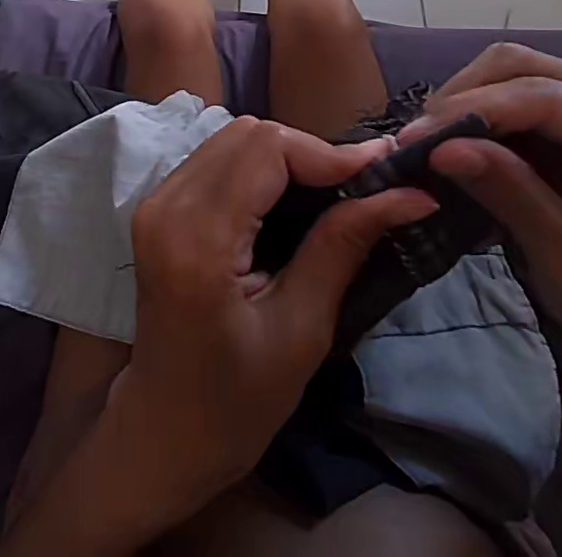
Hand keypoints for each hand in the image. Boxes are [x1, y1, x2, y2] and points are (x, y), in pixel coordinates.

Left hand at [119, 118, 438, 506]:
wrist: (163, 428)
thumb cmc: (236, 401)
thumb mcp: (302, 329)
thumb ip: (342, 246)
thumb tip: (406, 193)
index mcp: (196, 238)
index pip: (265, 149)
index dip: (329, 152)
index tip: (385, 172)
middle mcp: (166, 205)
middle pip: (247, 134)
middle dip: (311, 152)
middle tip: (363, 187)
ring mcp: (155, 202)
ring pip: (232, 140)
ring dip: (287, 156)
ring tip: (336, 192)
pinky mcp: (158, 208)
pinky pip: (216, 160)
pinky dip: (260, 167)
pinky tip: (292, 198)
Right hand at [399, 44, 561, 421]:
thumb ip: (511, 195)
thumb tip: (439, 148)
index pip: (557, 100)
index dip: (479, 109)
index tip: (415, 136)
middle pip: (537, 70)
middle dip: (469, 98)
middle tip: (418, 139)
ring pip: (524, 74)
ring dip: (470, 103)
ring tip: (431, 142)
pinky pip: (525, 99)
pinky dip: (483, 117)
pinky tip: (456, 142)